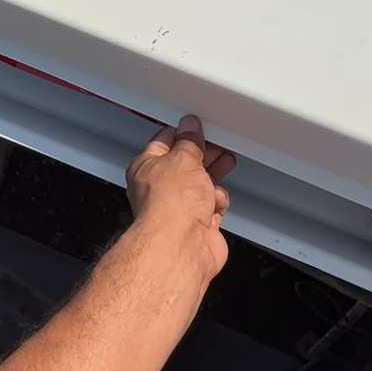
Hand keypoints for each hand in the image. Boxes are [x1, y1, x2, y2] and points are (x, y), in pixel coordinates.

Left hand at [125, 115, 236, 279]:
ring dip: (212, 177)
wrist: (181, 244)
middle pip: (184, 165)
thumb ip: (189, 142)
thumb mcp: (183, 158)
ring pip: (199, 186)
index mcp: (146, 167)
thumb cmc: (170, 203)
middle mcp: (159, 188)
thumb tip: (189, 128)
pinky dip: (217, 202)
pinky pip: (210, 208)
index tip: (197, 127)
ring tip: (225, 163)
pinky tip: (218, 198)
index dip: (182, 133)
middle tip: (217, 145)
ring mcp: (178, 208)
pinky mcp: (196, 226)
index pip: (164, 143)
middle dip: (203, 155)